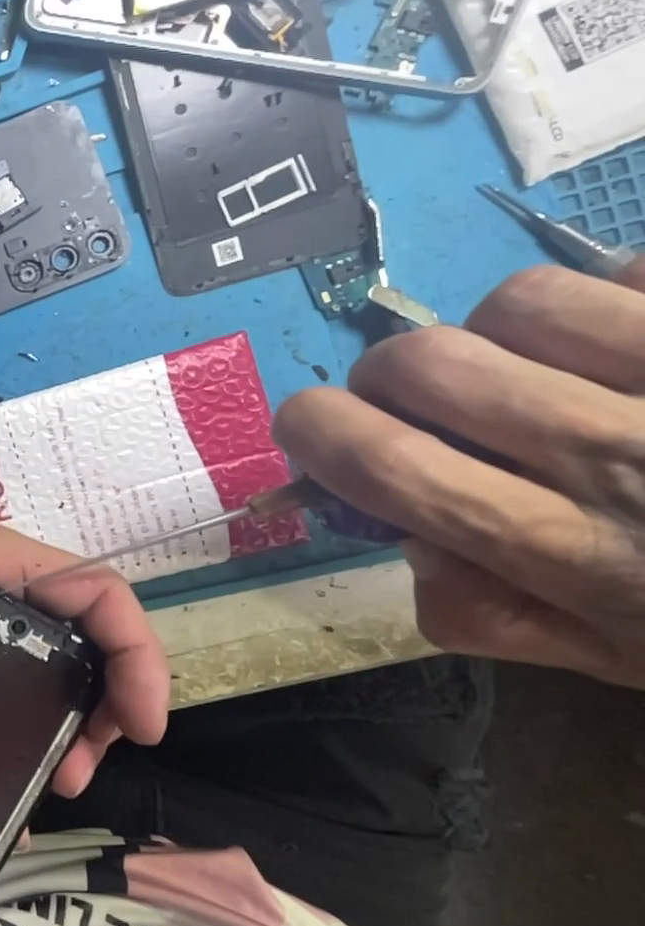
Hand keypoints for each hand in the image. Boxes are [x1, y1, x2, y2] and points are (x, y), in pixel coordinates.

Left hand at [0, 386, 171, 796]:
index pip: (85, 584)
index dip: (132, 644)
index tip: (143, 719)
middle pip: (83, 628)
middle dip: (114, 691)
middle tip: (103, 756)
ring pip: (59, 664)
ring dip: (82, 718)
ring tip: (68, 775)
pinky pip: (23, 688)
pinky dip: (44, 725)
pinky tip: (40, 768)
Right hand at [274, 264, 644, 687]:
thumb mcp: (619, 660)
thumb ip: (484, 611)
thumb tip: (404, 539)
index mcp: (573, 552)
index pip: (384, 466)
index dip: (314, 427)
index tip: (313, 423)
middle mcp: (628, 462)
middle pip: (427, 365)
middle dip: (390, 373)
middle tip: (419, 395)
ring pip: (522, 302)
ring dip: (503, 330)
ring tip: (544, 360)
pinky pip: (638, 265)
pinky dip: (615, 291)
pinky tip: (638, 335)